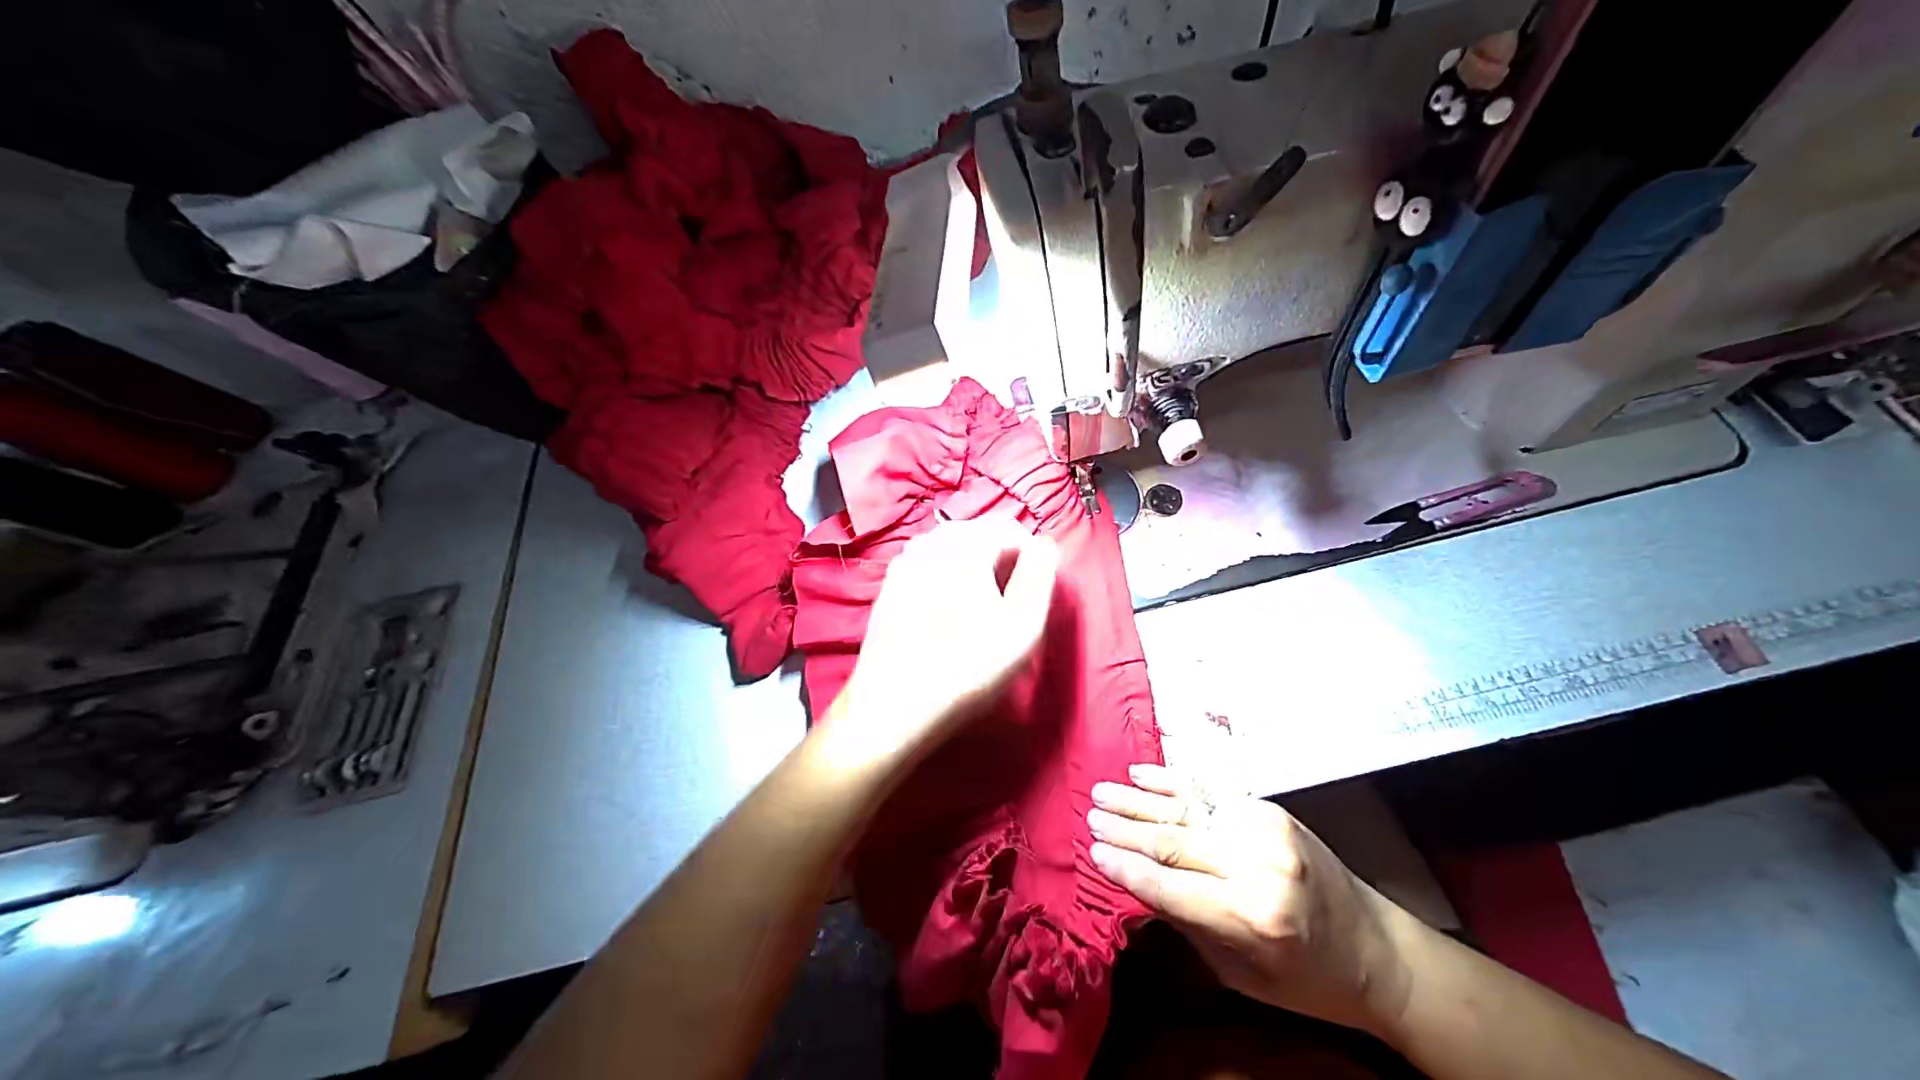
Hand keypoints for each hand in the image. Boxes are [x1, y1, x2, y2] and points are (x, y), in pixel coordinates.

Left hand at [825, 517, 1058, 767]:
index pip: (1012, 529)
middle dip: (1000, 560)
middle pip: (979, 534)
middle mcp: (931, 540)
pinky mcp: (888, 586)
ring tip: (981, 611)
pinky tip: (947, 614)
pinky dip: (945, 580)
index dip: (1032, 559)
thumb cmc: (968, 664)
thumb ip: (1040, 573)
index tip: (1034, 597)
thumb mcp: (1024, 622)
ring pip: (951, 549)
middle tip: (1009, 606)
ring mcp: (904, 562)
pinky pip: (928, 568)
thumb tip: (1043, 543)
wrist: (894, 703)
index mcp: (966, 542)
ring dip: (972, 569)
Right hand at [1087, 765, 1410, 1036]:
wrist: (1378, 951)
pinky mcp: (1271, 810)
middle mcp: (1258, 865)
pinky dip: (1174, 783)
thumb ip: (1187, 922)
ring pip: (1188, 809)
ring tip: (1103, 793)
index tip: (1093, 852)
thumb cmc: (1306, 979)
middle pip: (1174, 841)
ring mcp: (1267, 830)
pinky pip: (1212, 792)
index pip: (1170, 884)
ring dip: (1140, 800)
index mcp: (1252, 916)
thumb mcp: (1239, 972)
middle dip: (1125, 830)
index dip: (1126, 868)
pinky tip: (1144, 775)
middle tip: (1090, 818)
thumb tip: (1135, 882)